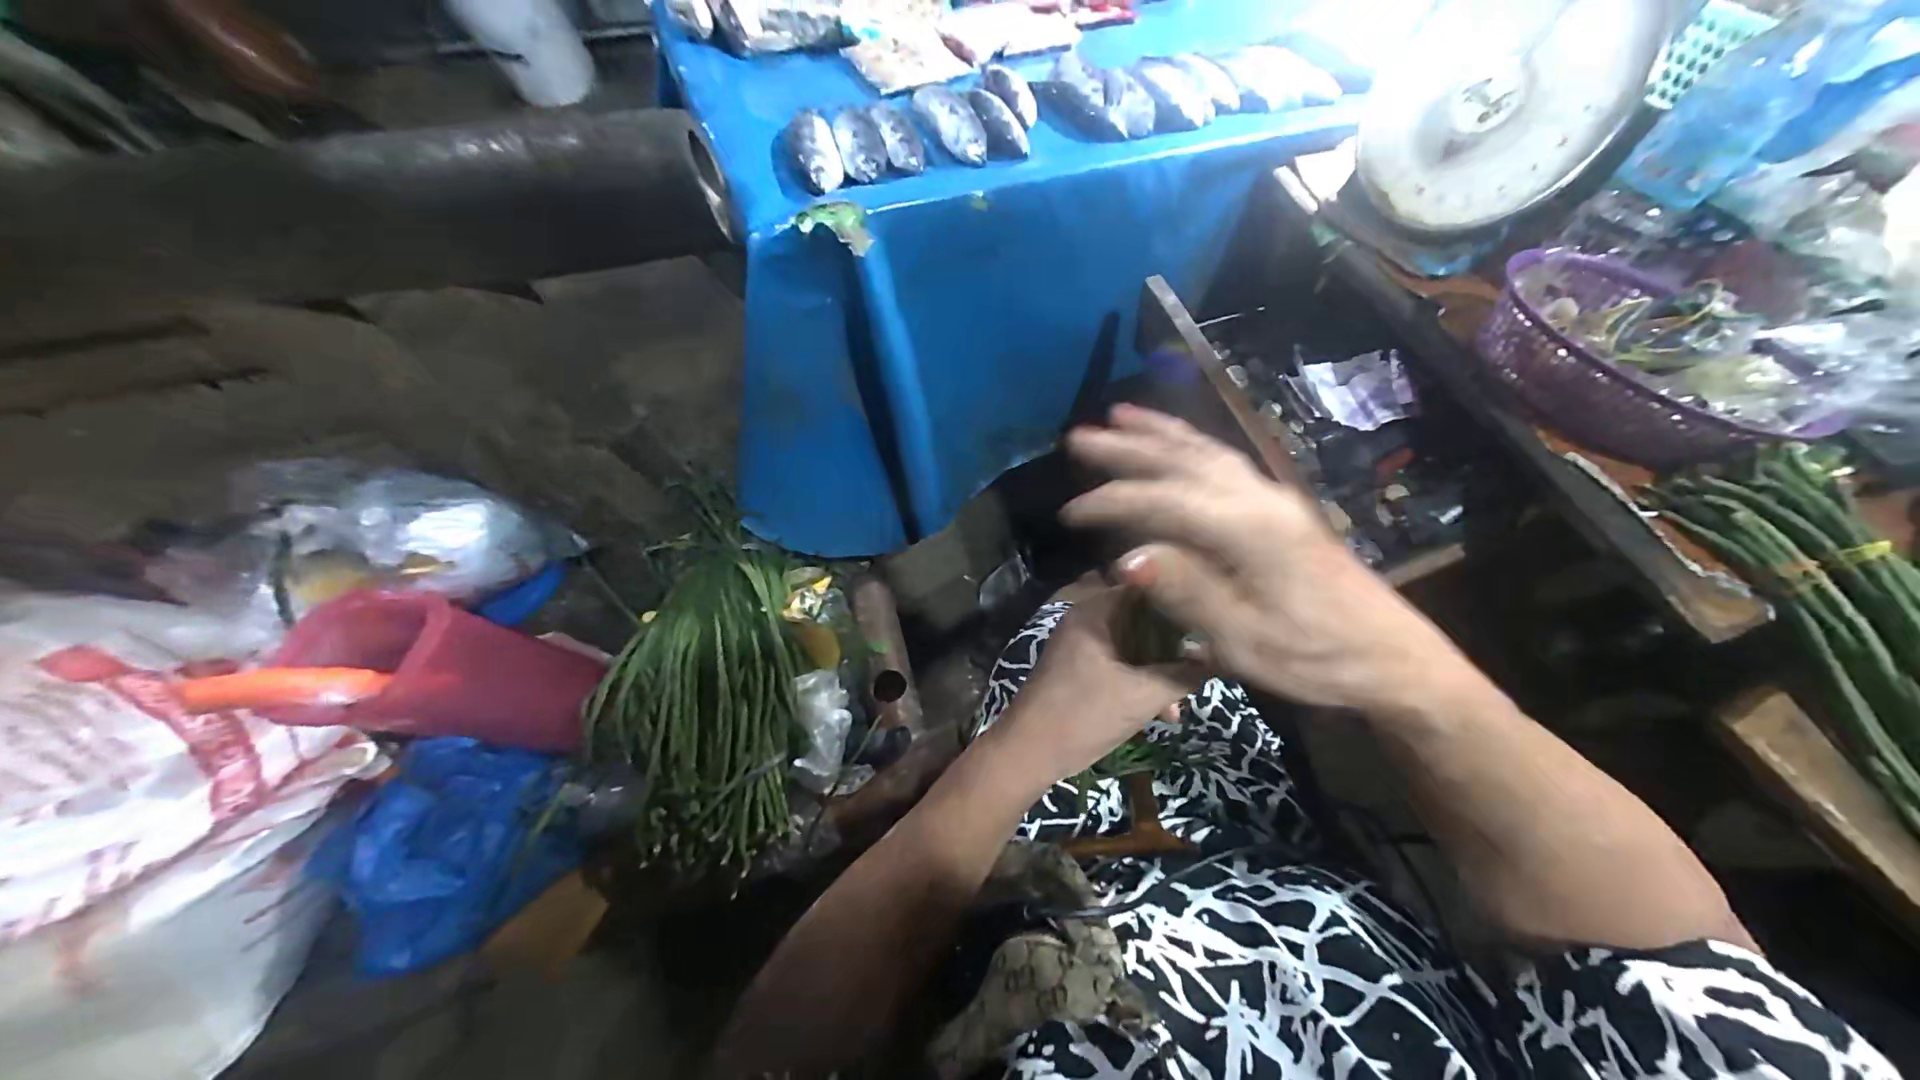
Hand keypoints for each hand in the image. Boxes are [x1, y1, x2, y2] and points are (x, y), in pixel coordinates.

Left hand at [984, 585, 1197, 785]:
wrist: (1028, 751)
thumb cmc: (1085, 715)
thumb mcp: (1144, 696)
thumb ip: (1184, 672)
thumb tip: (1218, 655)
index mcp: (1096, 610)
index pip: (1148, 585)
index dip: (1182, 599)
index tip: (1212, 621)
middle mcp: (1086, 616)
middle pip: (1143, 616)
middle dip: (1175, 644)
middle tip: (1201, 668)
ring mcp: (1080, 642)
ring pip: (1133, 643)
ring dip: (1160, 668)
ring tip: (1180, 704)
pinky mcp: (1078, 666)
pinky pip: (1119, 661)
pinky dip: (1140, 679)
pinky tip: (1162, 712)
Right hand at [1061, 405, 1474, 716]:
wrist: (1395, 659)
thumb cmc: (1317, 657)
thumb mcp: (1245, 640)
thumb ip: (1186, 593)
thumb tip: (1125, 559)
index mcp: (1249, 531)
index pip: (1164, 501)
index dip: (1112, 501)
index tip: (1069, 511)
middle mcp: (1260, 500)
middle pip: (1184, 460)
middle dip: (1128, 447)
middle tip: (1078, 437)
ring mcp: (1274, 500)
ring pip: (1207, 452)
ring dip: (1160, 433)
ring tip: (1121, 416)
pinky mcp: (1281, 510)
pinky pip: (1225, 462)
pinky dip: (1191, 445)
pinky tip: (1177, 444)